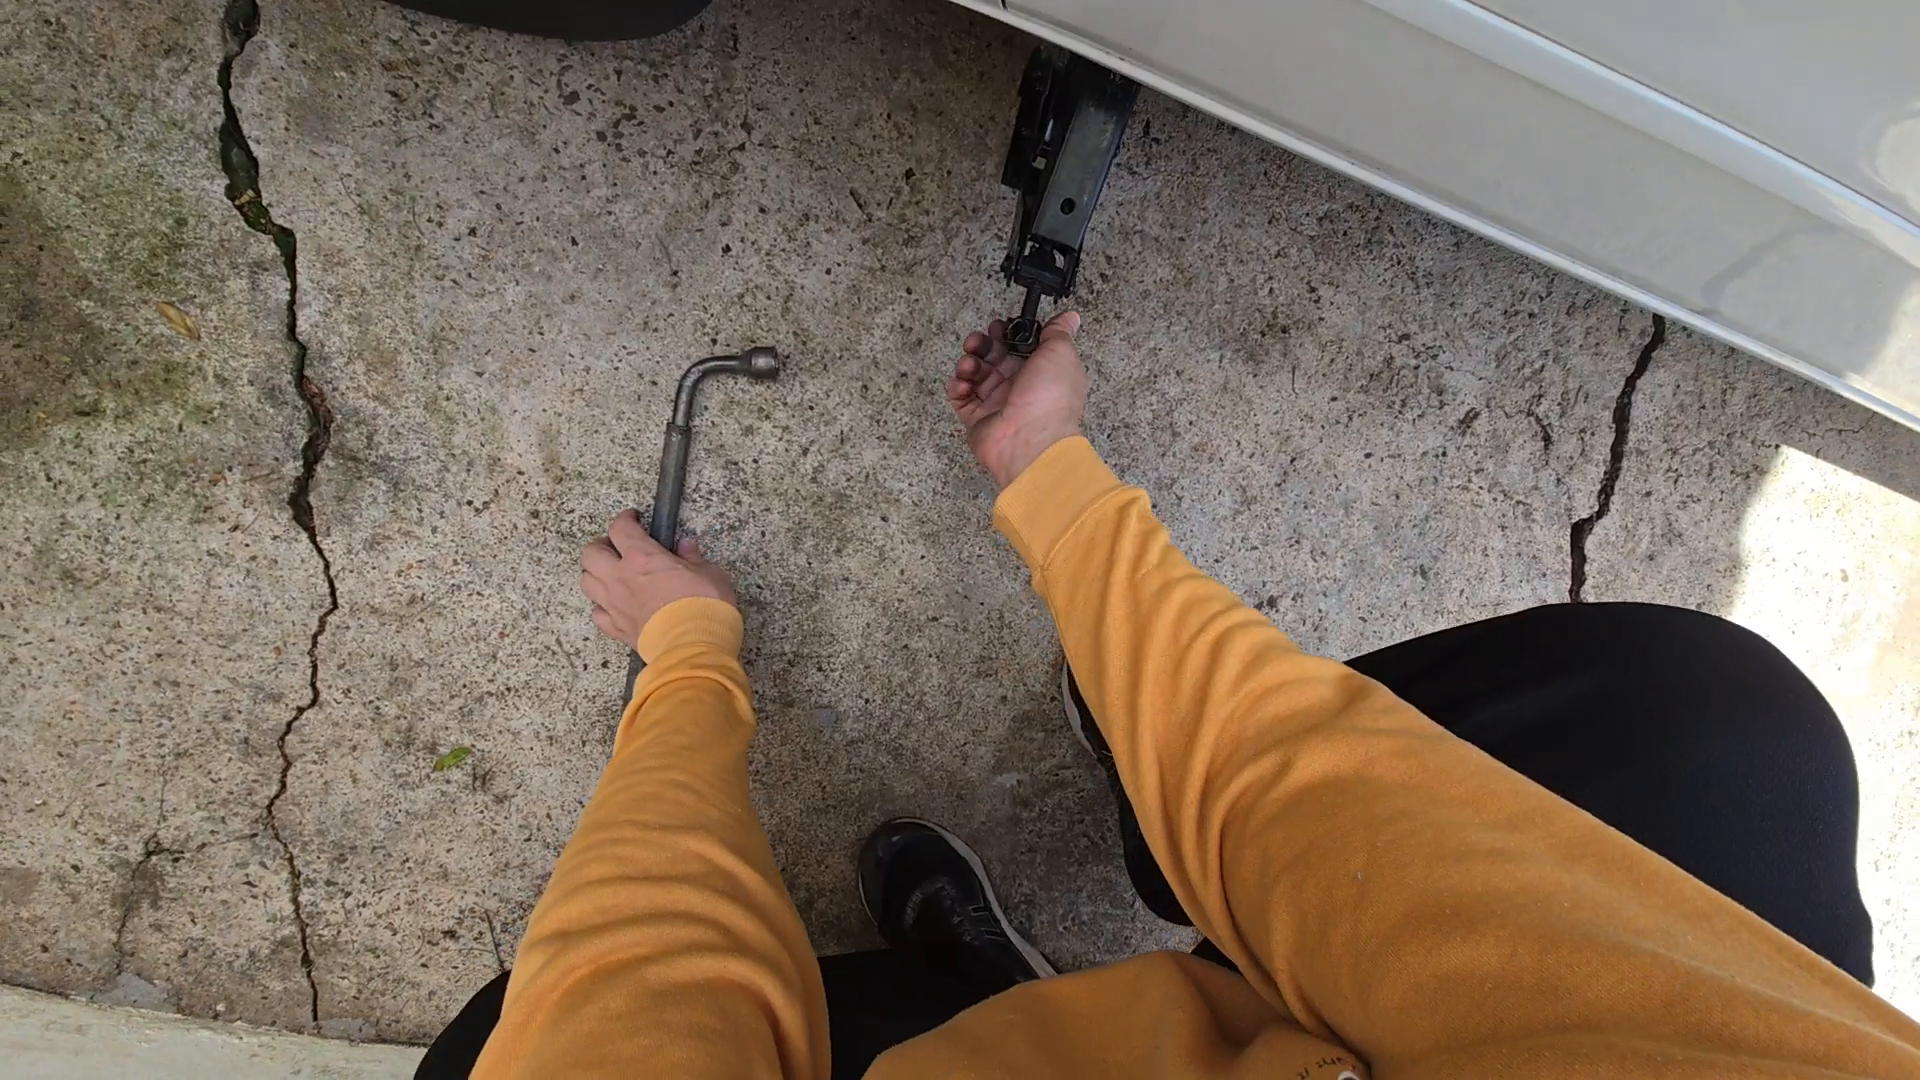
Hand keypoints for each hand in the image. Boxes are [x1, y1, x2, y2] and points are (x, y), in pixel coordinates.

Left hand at [580, 510, 735, 647]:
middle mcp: (620, 578)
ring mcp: (614, 605)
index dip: (625, 519)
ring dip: (596, 574)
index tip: (633, 518)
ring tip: (612, 574)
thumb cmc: (705, 606)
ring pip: (587, 581)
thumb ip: (694, 558)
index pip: (621, 528)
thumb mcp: (710, 573)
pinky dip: (602, 606)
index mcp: (643, 558)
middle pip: (591, 554)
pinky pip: (597, 613)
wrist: (694, 646)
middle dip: (602, 546)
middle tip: (617, 547)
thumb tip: (687, 547)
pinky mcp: (616, 628)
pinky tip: (615, 605)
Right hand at [945, 311, 1087, 489]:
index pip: (1018, 346)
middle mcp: (1019, 387)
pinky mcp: (978, 419)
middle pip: (993, 357)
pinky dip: (957, 387)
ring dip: (968, 363)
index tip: (998, 326)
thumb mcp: (1060, 353)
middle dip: (981, 344)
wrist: (1029, 440)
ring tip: (969, 365)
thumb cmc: (1049, 400)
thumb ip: (1058, 332)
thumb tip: (1068, 318)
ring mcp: (997, 404)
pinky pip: (961, 398)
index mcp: (1040, 371)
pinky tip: (962, 383)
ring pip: (975, 375)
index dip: (1006, 333)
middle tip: (976, 342)